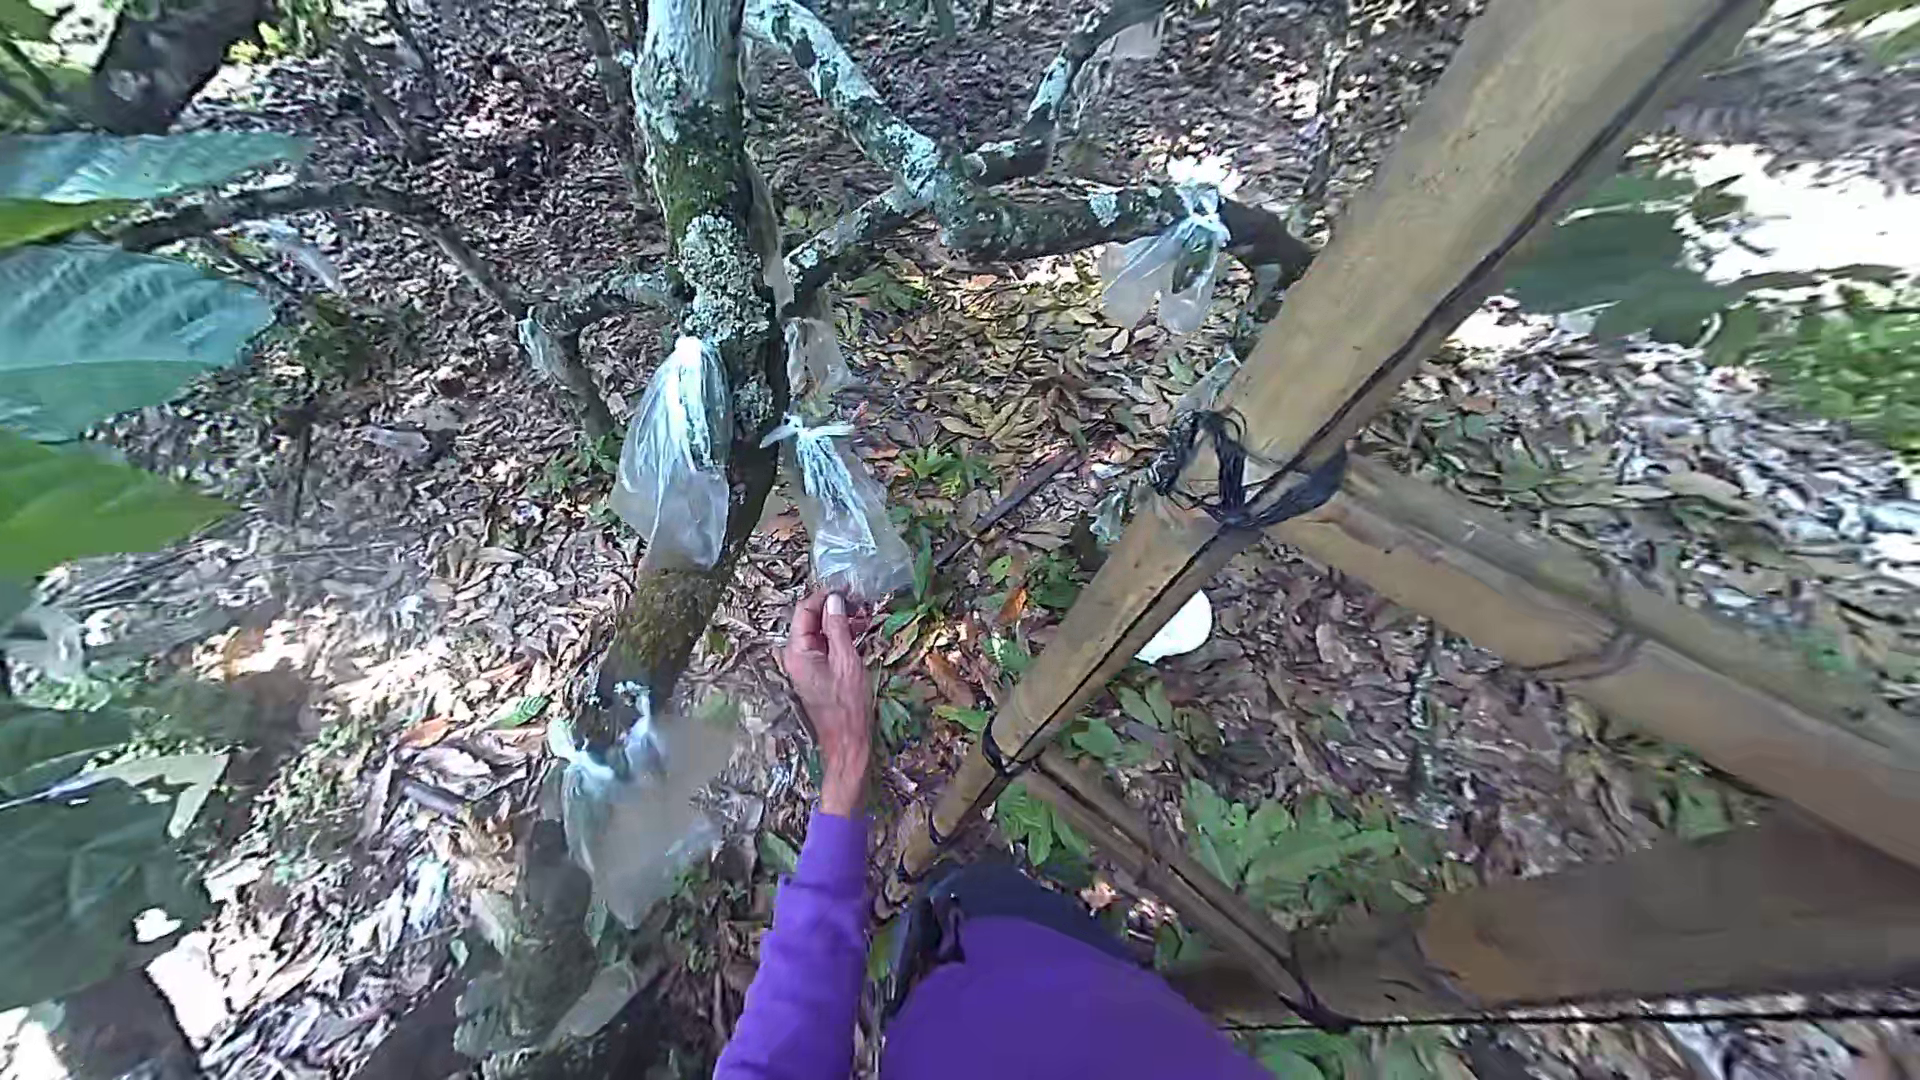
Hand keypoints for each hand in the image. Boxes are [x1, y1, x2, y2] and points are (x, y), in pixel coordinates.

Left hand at [781, 590, 872, 816]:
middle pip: (811, 620)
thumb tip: (834, 599)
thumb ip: (838, 627)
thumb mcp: (846, 660)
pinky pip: (826, 645)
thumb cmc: (848, 704)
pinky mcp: (818, 671)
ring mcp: (806, 664)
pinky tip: (860, 630)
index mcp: (797, 652)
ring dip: (840, 620)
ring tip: (865, 614)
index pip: (804, 611)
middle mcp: (796, 656)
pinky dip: (841, 635)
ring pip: (820, 631)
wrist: (849, 740)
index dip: (824, 596)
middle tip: (860, 600)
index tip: (846, 588)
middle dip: (834, 607)